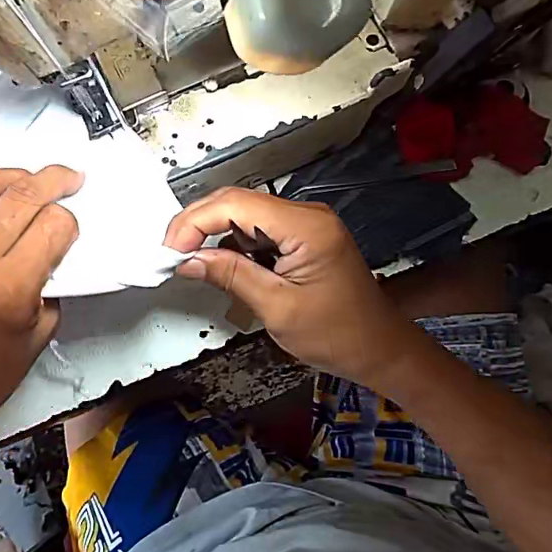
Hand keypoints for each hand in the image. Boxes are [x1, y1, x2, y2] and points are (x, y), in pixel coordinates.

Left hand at [0, 138, 81, 466]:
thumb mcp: (34, 339)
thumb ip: (48, 285)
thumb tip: (51, 244)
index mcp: (5, 291)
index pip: (53, 227)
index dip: (68, 222)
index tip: (68, 225)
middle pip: (21, 198)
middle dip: (52, 183)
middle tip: (65, 179)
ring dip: (11, 174)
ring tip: (27, 176)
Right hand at [164, 188, 426, 386]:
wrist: (379, 349)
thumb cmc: (340, 334)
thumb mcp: (276, 308)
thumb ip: (230, 275)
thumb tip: (188, 260)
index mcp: (307, 227)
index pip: (235, 205)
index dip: (195, 222)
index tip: (172, 250)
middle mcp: (306, 215)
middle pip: (234, 202)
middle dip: (197, 225)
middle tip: (172, 254)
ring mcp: (303, 224)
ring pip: (240, 213)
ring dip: (211, 234)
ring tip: (190, 261)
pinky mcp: (298, 236)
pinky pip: (253, 228)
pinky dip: (229, 244)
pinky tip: (218, 265)